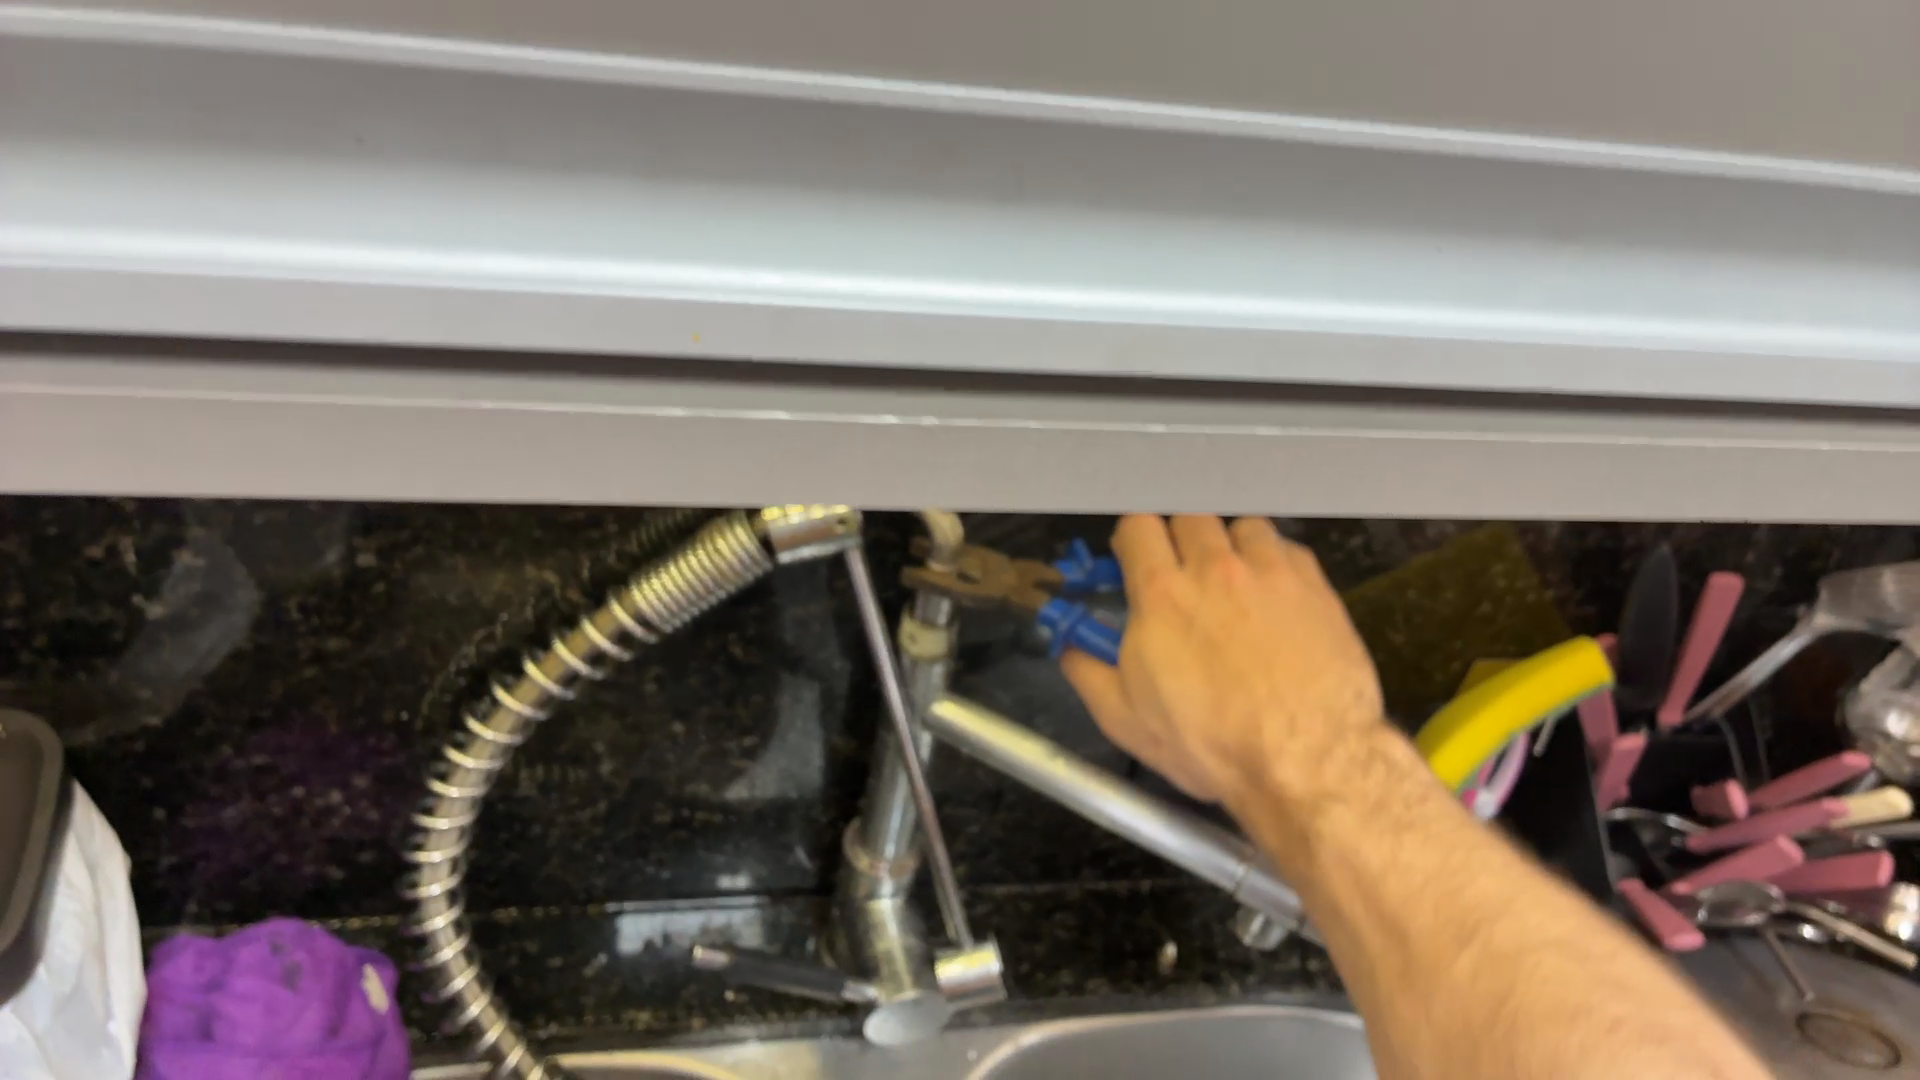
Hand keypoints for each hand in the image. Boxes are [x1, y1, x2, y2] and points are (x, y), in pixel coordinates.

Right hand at [1061, 515, 1389, 811]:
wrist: (1306, 761)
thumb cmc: (1208, 743)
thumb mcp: (1124, 719)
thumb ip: (1086, 671)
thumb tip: (1069, 646)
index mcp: (1161, 594)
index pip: (1137, 526)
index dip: (1131, 540)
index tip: (1134, 560)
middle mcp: (1214, 568)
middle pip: (1189, 516)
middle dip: (1178, 538)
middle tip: (1182, 573)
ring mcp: (1269, 573)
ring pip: (1242, 525)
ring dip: (1230, 545)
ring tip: (1234, 579)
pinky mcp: (1316, 587)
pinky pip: (1288, 548)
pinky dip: (1275, 562)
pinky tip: (1276, 595)